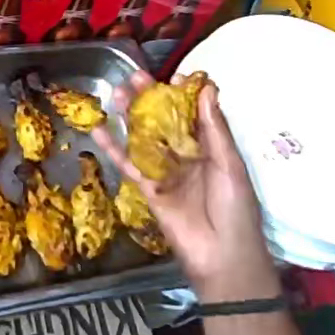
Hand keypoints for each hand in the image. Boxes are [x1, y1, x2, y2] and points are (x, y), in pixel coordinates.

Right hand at [92, 72, 281, 304]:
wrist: (223, 258)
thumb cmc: (235, 208)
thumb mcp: (229, 164)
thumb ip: (214, 127)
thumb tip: (207, 87)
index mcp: (211, 148)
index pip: (193, 114)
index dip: (182, 94)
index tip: (172, 75)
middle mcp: (186, 156)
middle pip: (164, 122)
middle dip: (151, 99)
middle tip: (135, 77)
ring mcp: (166, 172)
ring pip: (144, 138)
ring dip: (130, 117)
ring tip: (117, 93)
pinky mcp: (148, 189)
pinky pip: (130, 165)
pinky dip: (114, 148)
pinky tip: (99, 130)